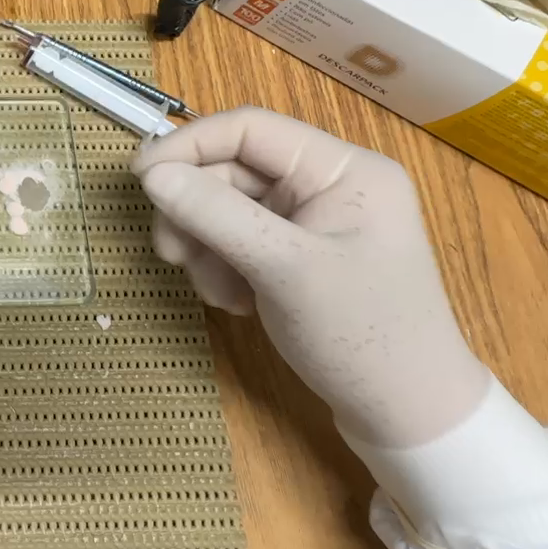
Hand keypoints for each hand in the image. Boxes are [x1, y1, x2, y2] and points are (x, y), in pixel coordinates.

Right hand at [133, 108, 490, 446]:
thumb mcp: (285, 269)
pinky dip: (219, 266)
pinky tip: (233, 300)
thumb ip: (215, 214)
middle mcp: (324, 184)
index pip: (248, 129)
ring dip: (204, 246)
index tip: (140, 178)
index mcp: (342, 169)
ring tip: (215, 291)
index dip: (188, 146)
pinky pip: (232, 238)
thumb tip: (149, 174)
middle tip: (171, 254)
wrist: (407, 419)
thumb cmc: (363, 335)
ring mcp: (308, 220)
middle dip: (194, 212)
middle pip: (229, 171)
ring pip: (223, 207)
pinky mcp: (292, 252)